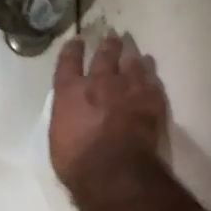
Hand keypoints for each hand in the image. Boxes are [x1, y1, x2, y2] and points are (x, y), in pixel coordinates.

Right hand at [50, 31, 169, 197]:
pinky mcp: (151, 96)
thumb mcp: (58, 140)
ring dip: (130, 55)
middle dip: (107, 46)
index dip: (72, 51)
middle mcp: (99, 81)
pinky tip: (149, 67)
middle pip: (105, 54)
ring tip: (133, 52)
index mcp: (70, 93)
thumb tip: (72, 112)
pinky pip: (151, 76)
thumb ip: (66, 117)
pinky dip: (149, 70)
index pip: (68, 62)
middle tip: (111, 38)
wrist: (114, 171)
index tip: (76, 42)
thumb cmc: (78, 164)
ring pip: (132, 61)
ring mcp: (128, 86)